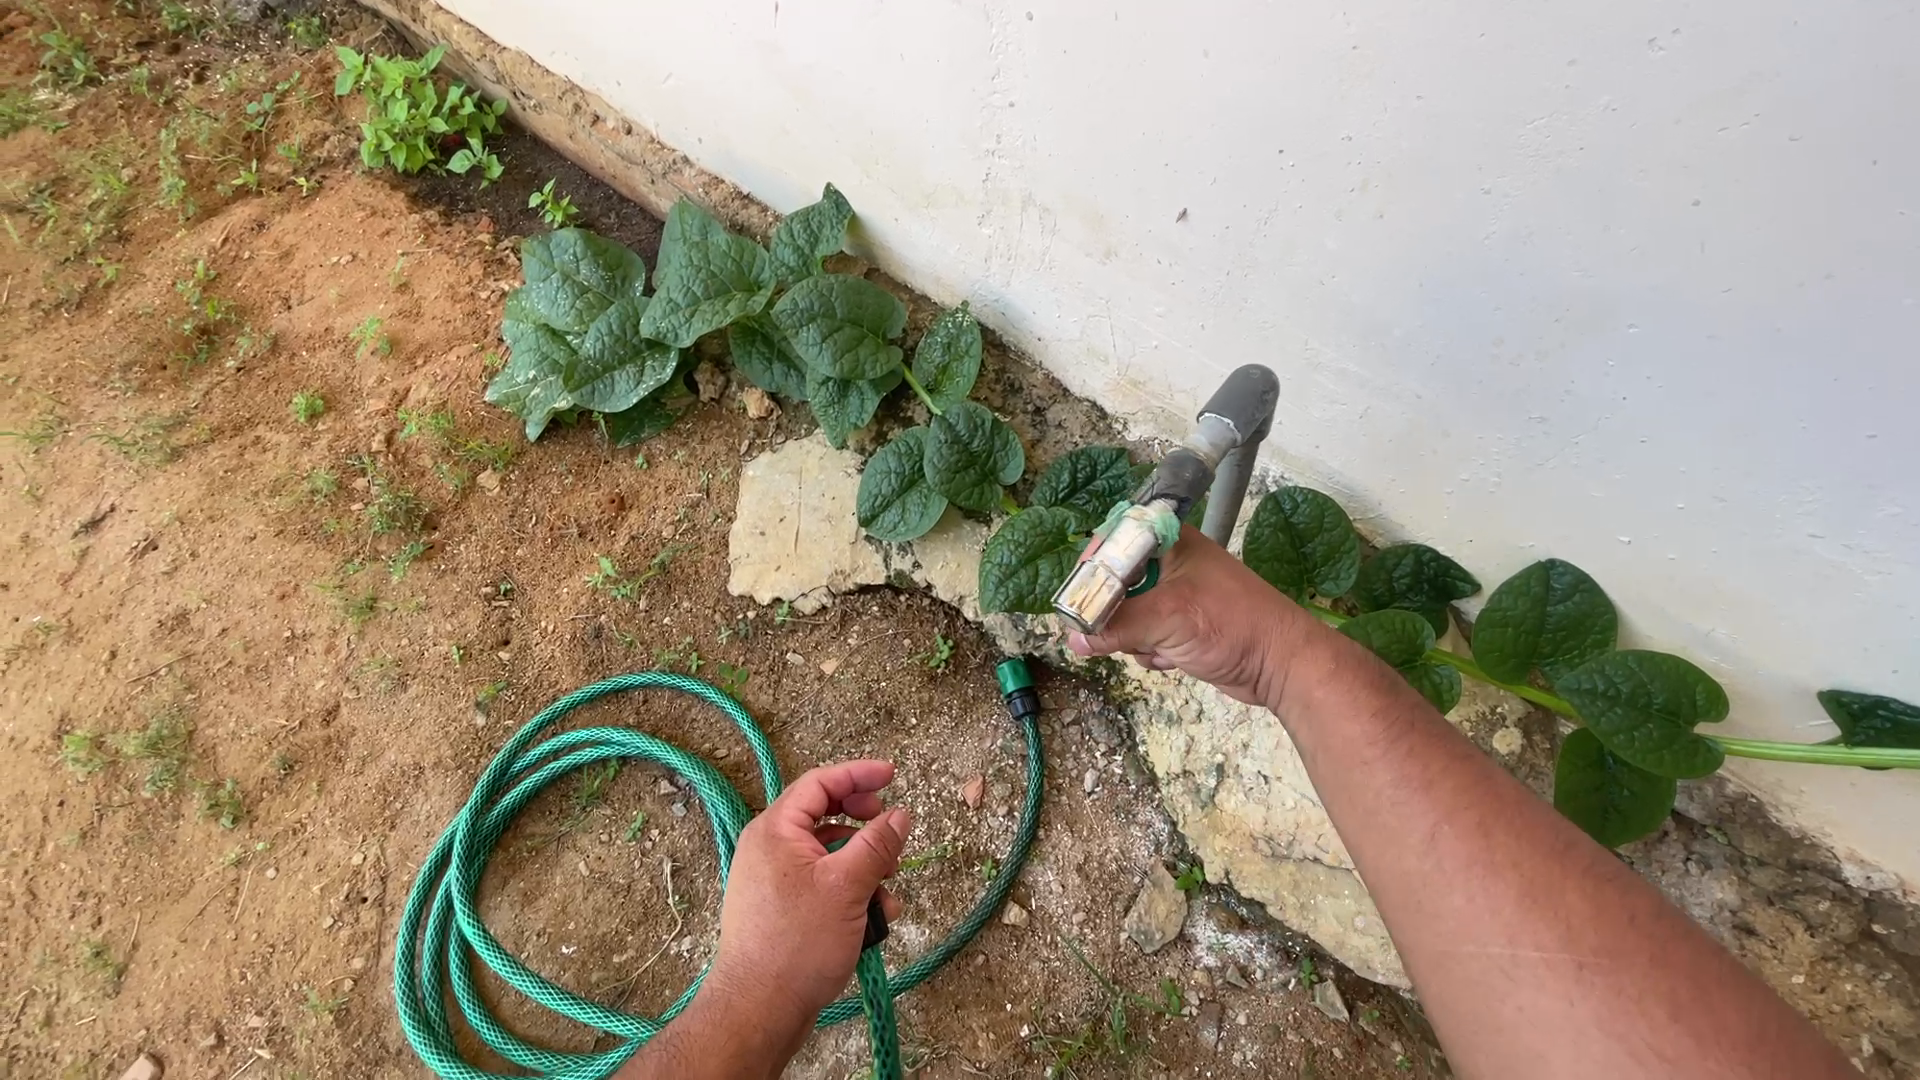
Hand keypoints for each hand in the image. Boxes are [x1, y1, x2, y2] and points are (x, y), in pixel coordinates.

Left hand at [705, 760, 910, 1028]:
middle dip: (864, 822)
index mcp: (776, 829)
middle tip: (889, 825)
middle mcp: (770, 847)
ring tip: (889, 883)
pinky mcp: (782, 907)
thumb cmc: (798, 943)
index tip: (892, 775)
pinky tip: (875, 915)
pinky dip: (850, 889)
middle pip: (824, 814)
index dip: (858, 774)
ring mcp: (774, 879)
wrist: (758, 1013)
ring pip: (828, 853)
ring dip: (863, 863)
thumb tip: (900, 815)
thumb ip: (877, 845)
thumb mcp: (847, 886)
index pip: (820, 782)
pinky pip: (821, 882)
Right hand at [1067, 526, 1308, 706]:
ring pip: (1125, 614)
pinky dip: (1150, 651)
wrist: (1281, 665)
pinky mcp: (1179, 626)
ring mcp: (1174, 597)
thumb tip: (1074, 639)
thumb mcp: (1168, 618)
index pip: (1114, 539)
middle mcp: (1169, 563)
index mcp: (1169, 541)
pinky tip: (1171, 659)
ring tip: (1158, 646)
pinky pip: (1143, 636)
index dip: (1093, 565)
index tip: (1079, 595)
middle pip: (1114, 582)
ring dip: (1134, 637)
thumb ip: (1116, 626)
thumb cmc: (1232, 625)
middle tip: (1116, 631)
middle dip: (1114, 613)